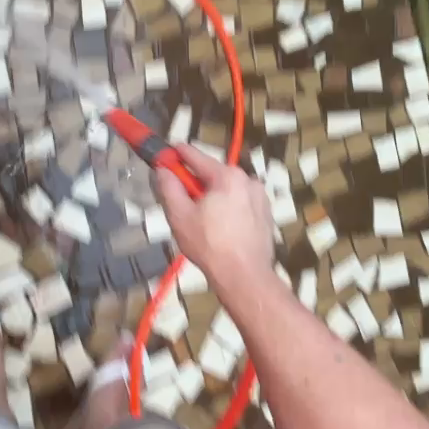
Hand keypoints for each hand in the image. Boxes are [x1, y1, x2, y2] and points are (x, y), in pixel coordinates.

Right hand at [153, 146, 273, 284]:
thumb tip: (162, 169)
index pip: (196, 156)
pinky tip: (220, 230)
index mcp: (227, 176)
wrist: (245, 276)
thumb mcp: (180, 216)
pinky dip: (227, 209)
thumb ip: (169, 187)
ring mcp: (260, 196)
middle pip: (212, 174)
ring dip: (212, 198)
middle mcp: (248, 180)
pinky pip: (240, 203)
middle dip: (195, 184)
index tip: (164, 152)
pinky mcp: (266, 213)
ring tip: (201, 222)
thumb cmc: (209, 245)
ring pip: (227, 190)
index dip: (176, 154)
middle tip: (181, 203)